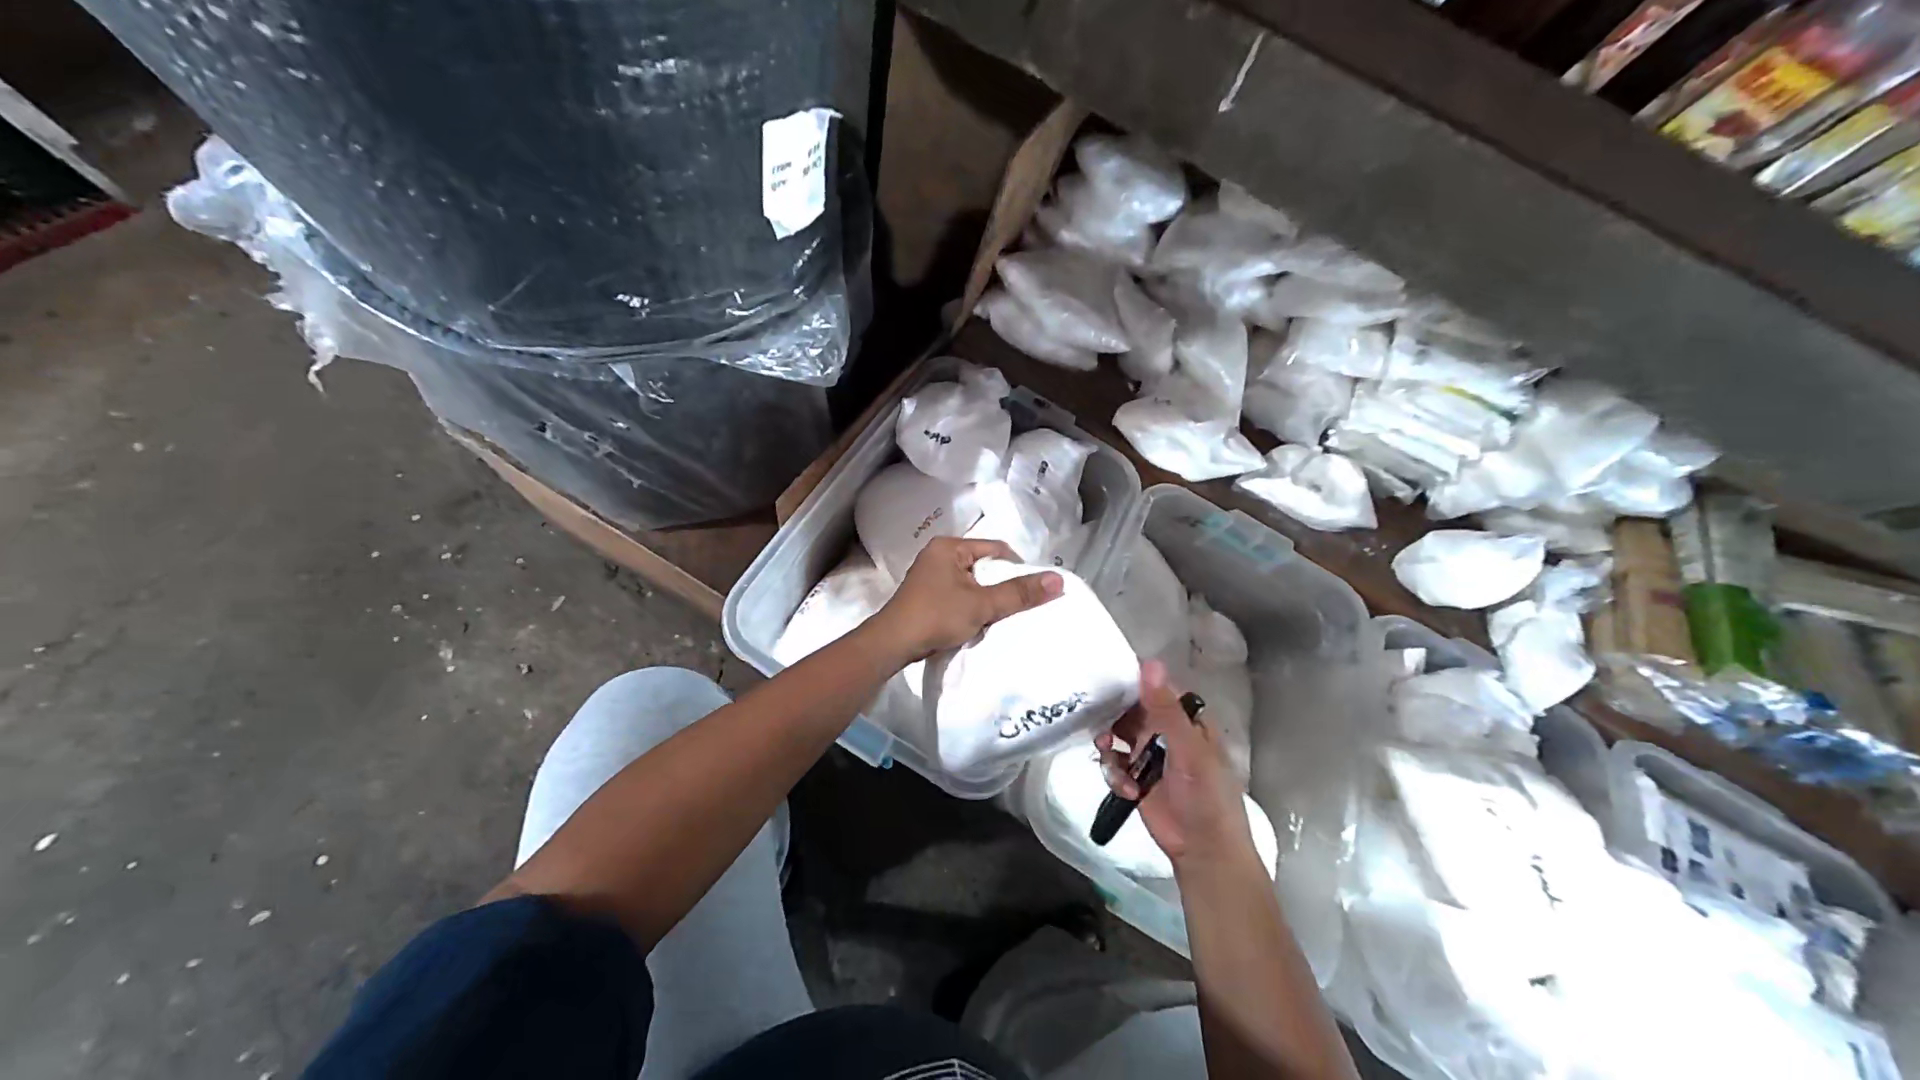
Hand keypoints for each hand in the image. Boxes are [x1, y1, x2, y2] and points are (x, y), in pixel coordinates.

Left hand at [864, 537, 1062, 666]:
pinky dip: (971, 605)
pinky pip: (959, 594)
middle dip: (1002, 584)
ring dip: (986, 597)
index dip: (1018, 567)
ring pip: (972, 582)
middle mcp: (938, 555)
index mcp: (949, 547)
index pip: (995, 548)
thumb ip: (1019, 593)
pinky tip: (979, 621)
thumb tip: (1059, 580)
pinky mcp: (926, 595)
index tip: (1031, 590)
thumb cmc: (936, 616)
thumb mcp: (983, 604)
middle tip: (1019, 604)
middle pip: (984, 565)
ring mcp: (929, 575)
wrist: (893, 644)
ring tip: (1000, 614)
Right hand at [1096, 660, 1254, 869]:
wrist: (1204, 850)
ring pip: (1117, 738)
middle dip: (1114, 720)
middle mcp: (1166, 733)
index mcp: (1186, 720)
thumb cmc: (1207, 795)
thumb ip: (1165, 709)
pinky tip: (1128, 790)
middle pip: (1130, 712)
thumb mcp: (1188, 749)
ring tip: (1111, 758)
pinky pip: (1114, 766)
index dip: (1133, 685)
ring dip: (1110, 748)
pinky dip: (1115, 775)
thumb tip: (1149, 664)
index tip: (1108, 683)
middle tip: (1106, 730)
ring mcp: (1149, 756)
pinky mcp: (1135, 779)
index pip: (1156, 690)